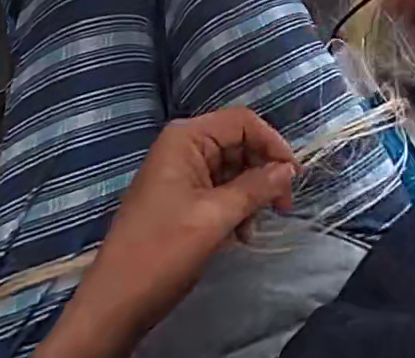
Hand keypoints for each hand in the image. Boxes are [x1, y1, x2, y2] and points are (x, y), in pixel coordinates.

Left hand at [36, 107, 296, 357]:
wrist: (120, 294)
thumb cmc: (163, 248)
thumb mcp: (214, 217)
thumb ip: (253, 188)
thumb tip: (287, 169)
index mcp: (186, 136)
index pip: (241, 120)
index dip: (271, 143)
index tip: (294, 178)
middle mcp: (184, 144)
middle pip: (238, 142)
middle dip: (263, 172)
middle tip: (281, 209)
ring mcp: (182, 169)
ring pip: (233, 168)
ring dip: (250, 195)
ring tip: (250, 230)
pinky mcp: (183, 194)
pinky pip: (221, 188)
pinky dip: (236, 207)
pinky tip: (239, 235)